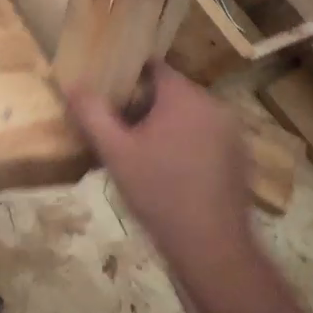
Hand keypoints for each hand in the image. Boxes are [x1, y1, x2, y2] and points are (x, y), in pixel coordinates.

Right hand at [64, 63, 255, 278]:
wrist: (211, 245)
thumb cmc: (158, 192)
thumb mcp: (114, 152)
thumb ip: (92, 113)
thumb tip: (72, 84)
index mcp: (186, 98)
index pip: (154, 67)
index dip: (127, 75)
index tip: (106, 91)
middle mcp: (215, 107)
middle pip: (171, 91)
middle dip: (143, 103)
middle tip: (115, 126)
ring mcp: (232, 133)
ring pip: (188, 114)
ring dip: (163, 124)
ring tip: (138, 149)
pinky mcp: (239, 157)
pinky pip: (204, 135)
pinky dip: (184, 142)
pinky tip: (166, 169)